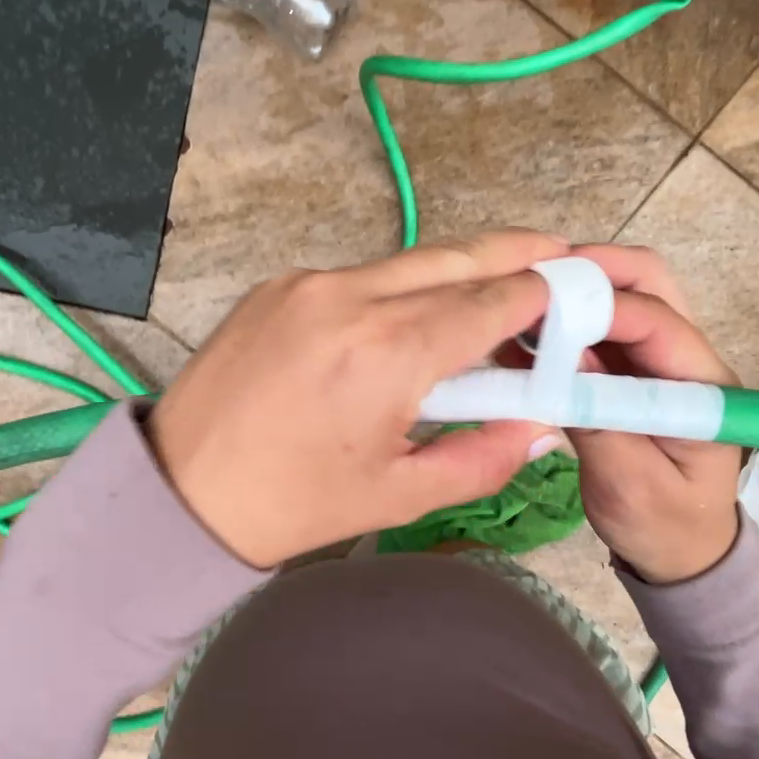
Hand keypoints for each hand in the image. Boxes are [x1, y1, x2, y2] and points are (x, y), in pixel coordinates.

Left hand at [150, 230, 567, 567]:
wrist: (178, 489)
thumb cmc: (289, 505)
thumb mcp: (396, 496)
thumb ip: (481, 458)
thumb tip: (539, 424)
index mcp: (388, 352)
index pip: (491, 301)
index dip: (544, 294)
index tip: (580, 290)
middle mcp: (350, 296)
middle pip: (457, 256)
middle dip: (517, 253)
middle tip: (562, 255)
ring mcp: (307, 282)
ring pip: (408, 261)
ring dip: (458, 270)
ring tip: (497, 285)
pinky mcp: (276, 285)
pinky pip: (359, 275)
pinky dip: (400, 286)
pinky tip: (413, 315)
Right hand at [497, 244, 742, 582]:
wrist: (682, 551)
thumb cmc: (663, 525)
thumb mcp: (630, 485)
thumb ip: (600, 421)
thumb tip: (562, 358)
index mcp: (703, 386)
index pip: (657, 320)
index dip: (601, 303)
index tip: (540, 302)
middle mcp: (686, 357)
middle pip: (648, 282)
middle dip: (591, 271)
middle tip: (529, 282)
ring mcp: (657, 360)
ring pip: (622, 295)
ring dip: (574, 290)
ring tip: (518, 305)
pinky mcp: (630, 370)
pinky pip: (598, 327)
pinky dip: (562, 320)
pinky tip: (520, 336)